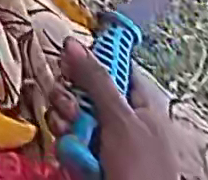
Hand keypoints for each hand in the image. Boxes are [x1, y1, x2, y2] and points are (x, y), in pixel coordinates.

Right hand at [44, 39, 178, 179]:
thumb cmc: (141, 171)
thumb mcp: (121, 121)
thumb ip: (96, 80)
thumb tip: (71, 42)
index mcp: (140, 106)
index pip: (115, 66)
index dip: (93, 57)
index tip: (70, 56)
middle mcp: (120, 119)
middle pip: (84, 86)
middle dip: (71, 95)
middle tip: (73, 108)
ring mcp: (103, 139)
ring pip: (70, 110)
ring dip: (66, 121)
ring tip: (74, 136)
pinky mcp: (87, 157)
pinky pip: (67, 136)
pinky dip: (66, 143)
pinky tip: (71, 153)